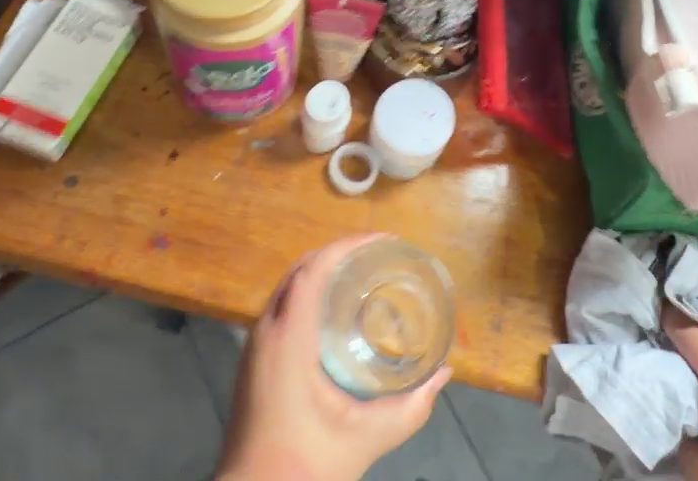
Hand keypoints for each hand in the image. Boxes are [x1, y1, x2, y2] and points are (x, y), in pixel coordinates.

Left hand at [216, 234, 451, 480]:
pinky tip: (334, 312)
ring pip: (288, 287)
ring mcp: (255, 345)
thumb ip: (410, 406)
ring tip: (362, 273)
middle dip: (339, 252)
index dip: (349, 245)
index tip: (385, 239)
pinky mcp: (253, 361)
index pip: (315, 269)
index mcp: (288, 338)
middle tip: (380, 254)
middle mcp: (266, 330)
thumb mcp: (366, 437)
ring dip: (322, 271)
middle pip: (301, 269)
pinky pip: (282, 307)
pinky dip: (309, 293)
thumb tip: (444, 374)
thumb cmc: (305, 464)